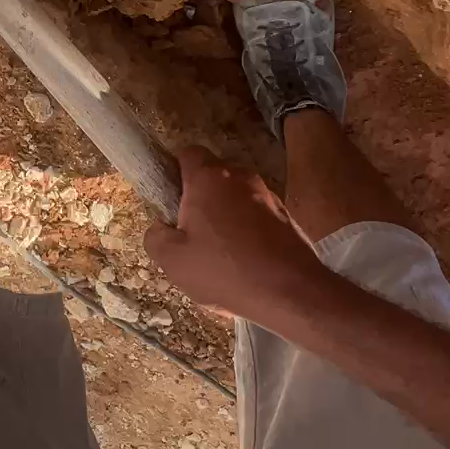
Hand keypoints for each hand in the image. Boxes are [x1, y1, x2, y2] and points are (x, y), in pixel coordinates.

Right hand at [144, 146, 339, 320]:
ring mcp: (268, 195)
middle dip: (200, 198)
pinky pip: (257, 216)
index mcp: (208, 178)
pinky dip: (248, 232)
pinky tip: (246, 263)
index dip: (175, 172)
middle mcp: (240, 177)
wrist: (293, 295)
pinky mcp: (287, 217)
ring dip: (226, 216)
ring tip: (221, 254)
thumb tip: (160, 228)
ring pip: (235, 197)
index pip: (188, 153)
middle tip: (192, 233)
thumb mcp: (172, 260)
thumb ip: (155, 236)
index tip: (171, 199)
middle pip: (212, 176)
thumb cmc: (225, 271)